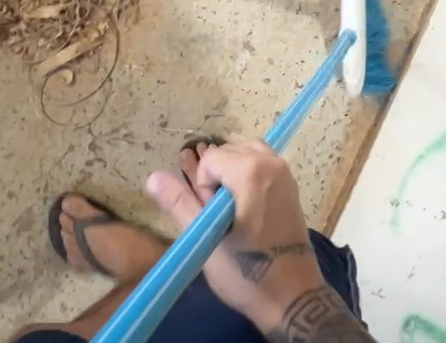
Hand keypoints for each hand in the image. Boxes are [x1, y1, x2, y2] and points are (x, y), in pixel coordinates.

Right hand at [145, 139, 326, 331]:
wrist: (292, 295)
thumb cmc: (246, 271)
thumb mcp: (206, 240)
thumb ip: (180, 204)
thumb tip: (153, 177)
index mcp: (250, 172)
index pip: (211, 159)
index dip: (204, 186)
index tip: (211, 216)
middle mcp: (270, 162)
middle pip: (228, 151)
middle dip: (217, 177)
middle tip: (219, 214)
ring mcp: (283, 170)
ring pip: (245, 151)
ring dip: (231, 171)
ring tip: (228, 206)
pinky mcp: (290, 182)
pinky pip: (263, 159)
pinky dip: (248, 170)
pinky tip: (244, 200)